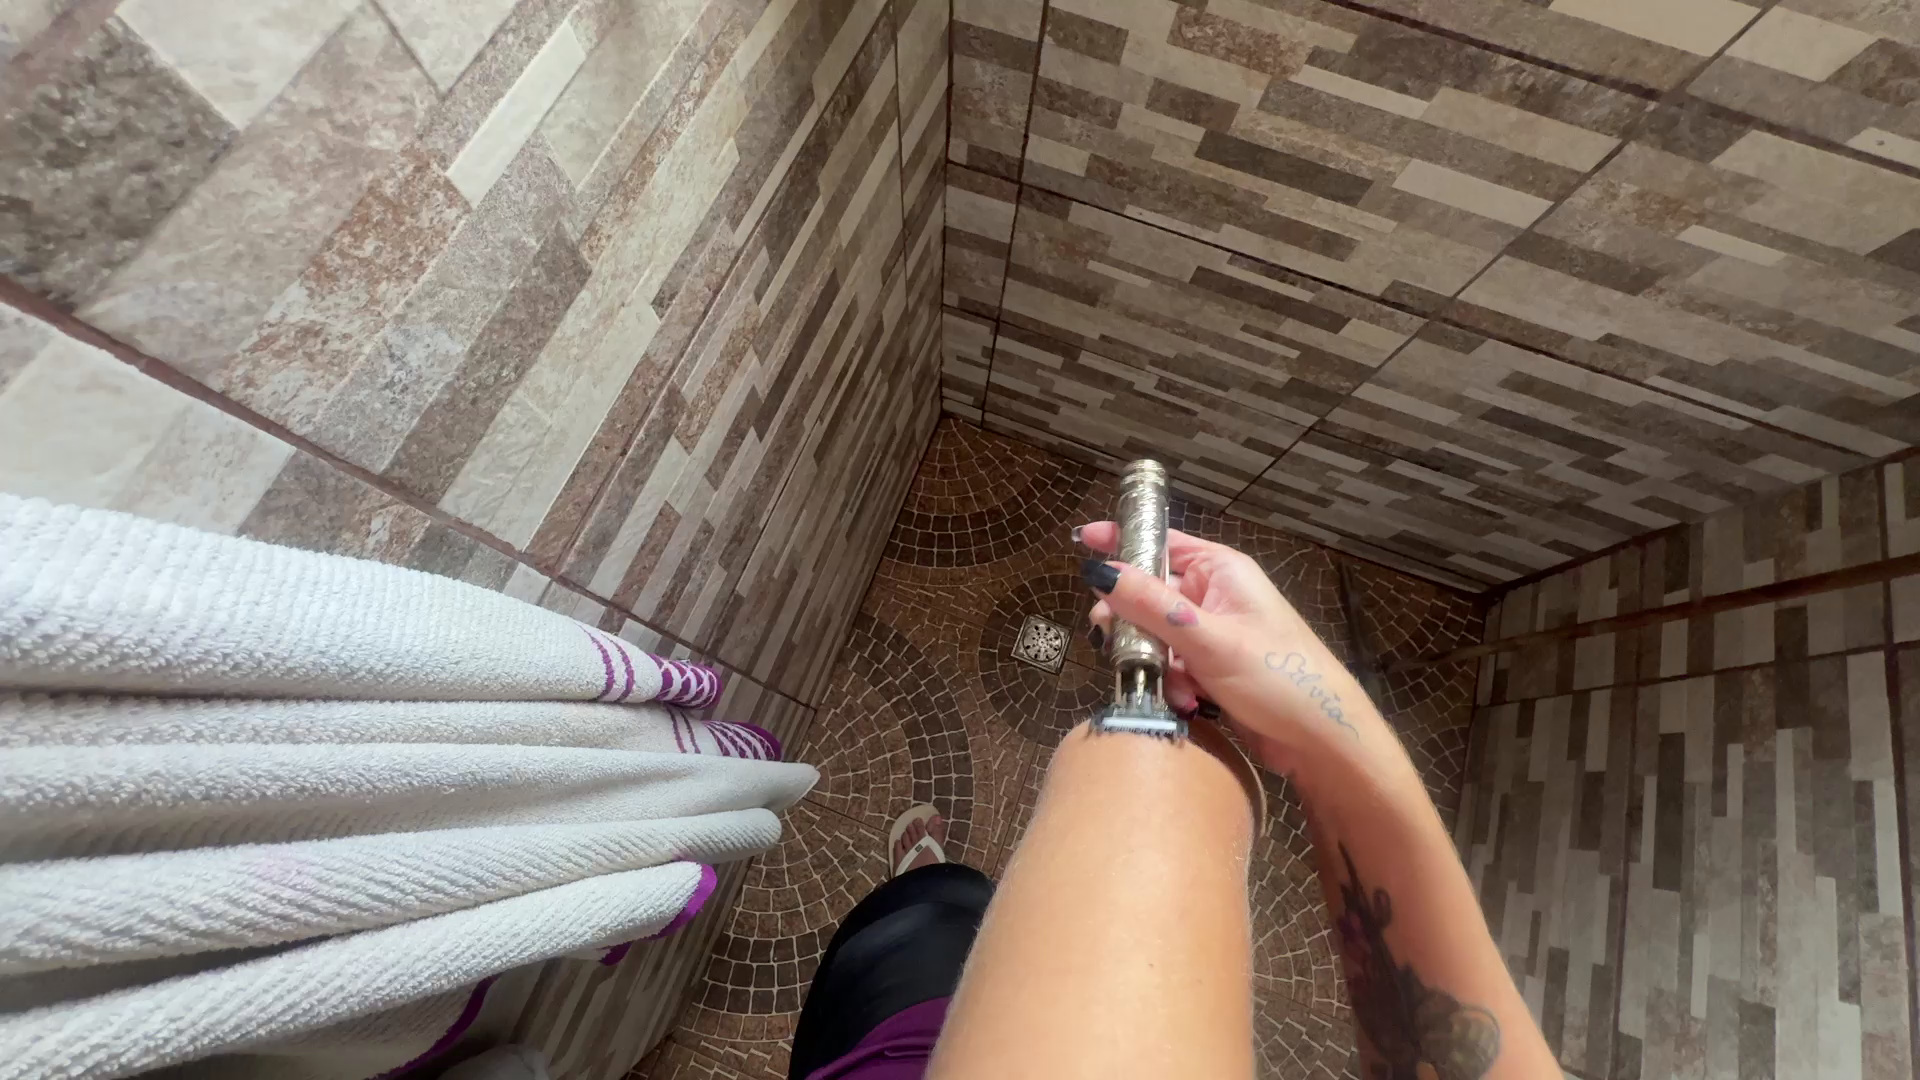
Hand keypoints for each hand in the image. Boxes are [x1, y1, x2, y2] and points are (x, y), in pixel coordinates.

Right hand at [1077, 522, 1411, 787]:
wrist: (1322, 743)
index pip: (1162, 540)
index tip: (1082, 541)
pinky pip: (1169, 664)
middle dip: (1130, 620)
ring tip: (1168, 685)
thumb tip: (1097, 571)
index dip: (1124, 539)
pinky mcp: (1209, 667)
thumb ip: (1150, 605)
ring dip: (1152, 660)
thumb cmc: (1277, 677)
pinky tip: (1187, 703)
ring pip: (1154, 634)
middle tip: (1110, 640)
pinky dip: (1170, 683)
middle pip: (1149, 593)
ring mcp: (1211, 633)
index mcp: (1220, 570)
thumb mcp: (1208, 638)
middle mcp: (1212, 595)